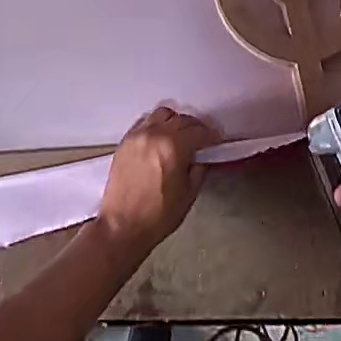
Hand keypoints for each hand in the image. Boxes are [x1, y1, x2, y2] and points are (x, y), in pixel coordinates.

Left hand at [96, 107, 218, 256]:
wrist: (122, 225)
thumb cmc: (159, 214)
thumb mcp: (189, 194)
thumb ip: (199, 169)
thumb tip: (202, 157)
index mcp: (173, 147)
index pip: (199, 131)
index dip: (212, 136)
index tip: (217, 141)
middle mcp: (155, 134)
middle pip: (182, 119)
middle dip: (196, 128)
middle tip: (202, 139)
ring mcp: (137, 135)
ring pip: (162, 114)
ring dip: (175, 122)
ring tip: (180, 136)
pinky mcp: (125, 141)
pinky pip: (145, 122)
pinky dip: (156, 125)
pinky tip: (160, 139)